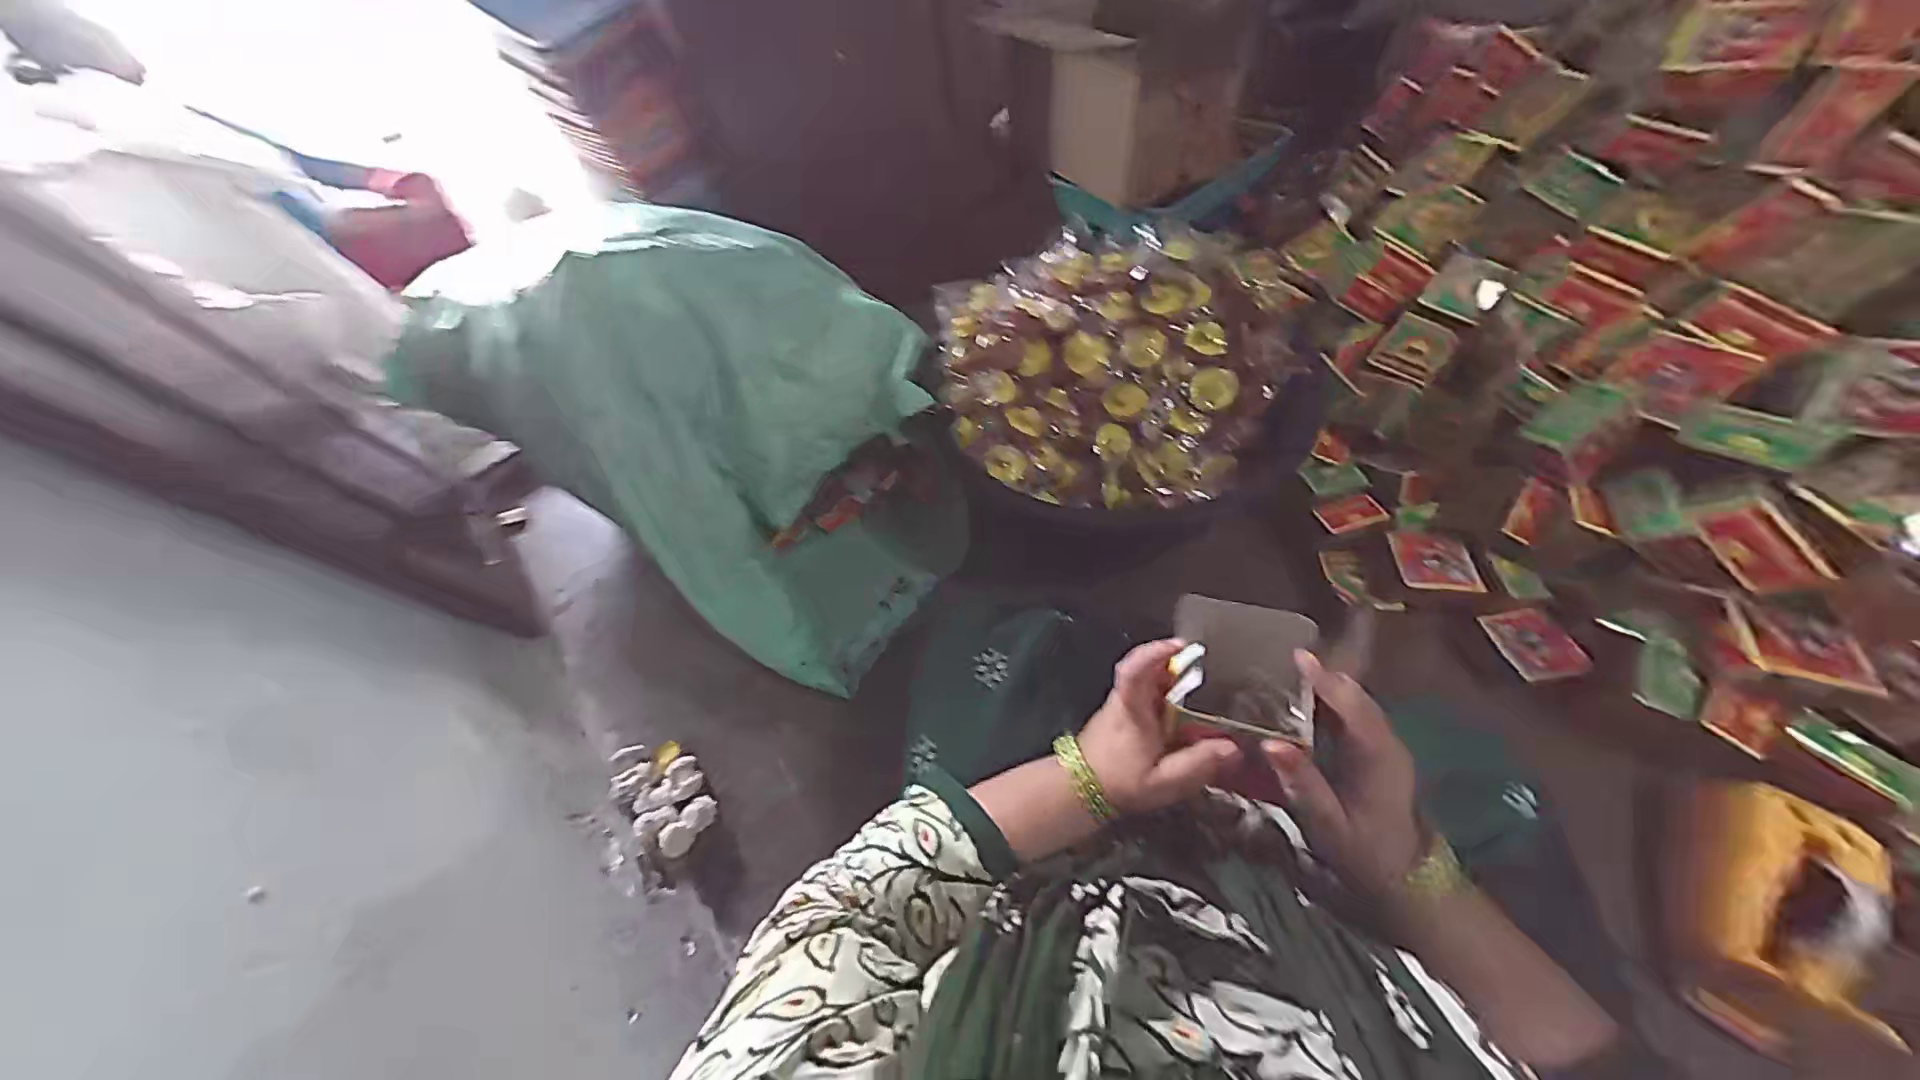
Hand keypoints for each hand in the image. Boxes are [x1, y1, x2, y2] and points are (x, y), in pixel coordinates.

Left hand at [1079, 639, 1240, 815]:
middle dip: (1173, 662)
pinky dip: (1166, 694)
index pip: (1134, 669)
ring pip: (1147, 681)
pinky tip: (1184, 713)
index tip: (1179, 645)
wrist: (1081, 790)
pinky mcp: (1122, 715)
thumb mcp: (1164, 781)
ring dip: (1170, 678)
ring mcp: (1122, 705)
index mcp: (1131, 708)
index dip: (1154, 652)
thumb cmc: (1120, 783)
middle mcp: (1125, 700)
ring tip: (1200, 687)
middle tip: (1203, 664)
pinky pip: (1147, 695)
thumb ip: (1197, 763)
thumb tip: (1231, 747)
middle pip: (1146, 668)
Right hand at [1262, 650, 1421, 899]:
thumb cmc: (1367, 854)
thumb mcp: (1329, 824)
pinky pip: (1349, 712)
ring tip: (1278, 672)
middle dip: (1318, 673)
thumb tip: (1269, 743)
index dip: (1323, 679)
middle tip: (1273, 660)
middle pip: (1353, 694)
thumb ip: (1302, 783)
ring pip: (1352, 700)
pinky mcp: (1375, 748)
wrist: (1410, 881)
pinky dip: (1324, 699)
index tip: (1296, 656)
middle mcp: (1386, 741)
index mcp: (1378, 756)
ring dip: (1320, 684)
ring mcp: (1384, 743)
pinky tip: (1297, 699)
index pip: (1352, 705)